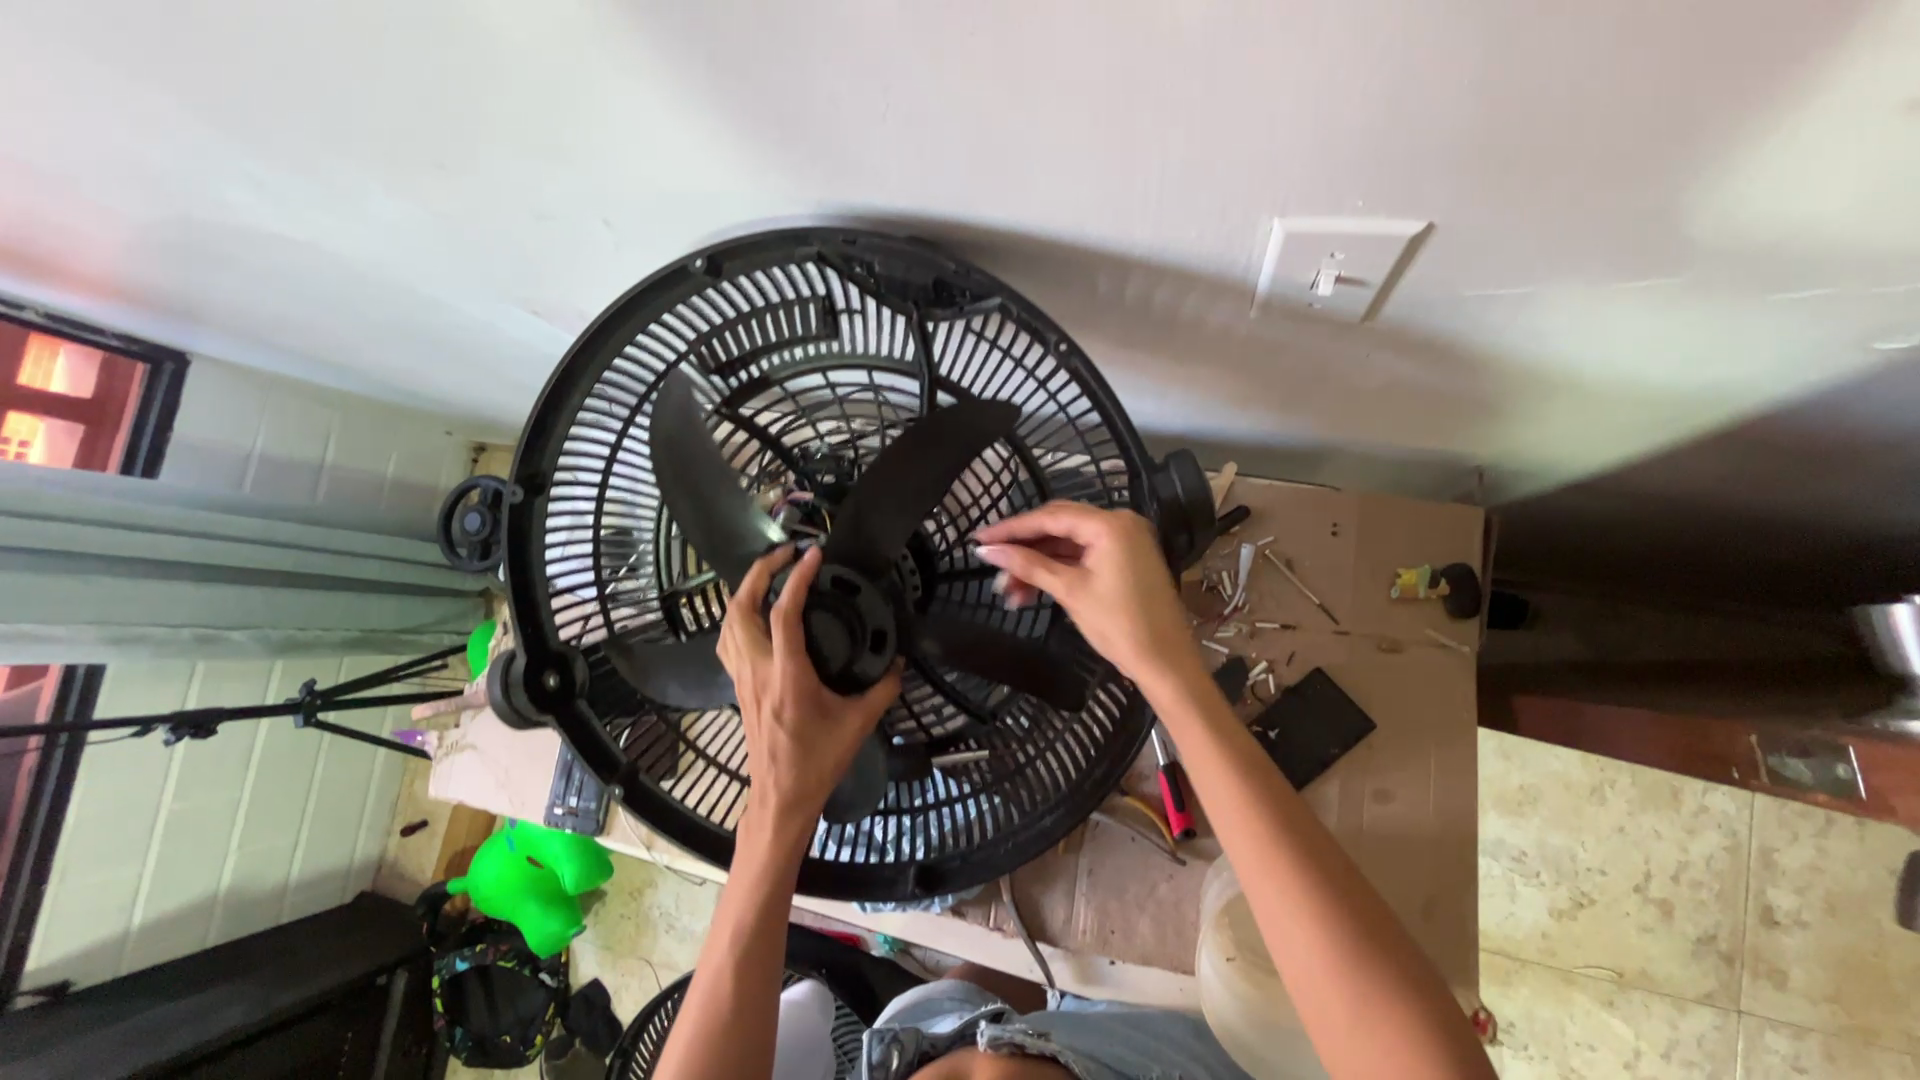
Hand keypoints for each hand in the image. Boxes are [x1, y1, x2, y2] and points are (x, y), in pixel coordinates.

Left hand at [719, 545, 902, 823]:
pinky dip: (737, 616)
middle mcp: (756, 669)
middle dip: (760, 572)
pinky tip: (755, 614)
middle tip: (785, 554)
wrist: (781, 796)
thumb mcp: (859, 723)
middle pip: (741, 606)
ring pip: (728, 621)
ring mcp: (741, 677)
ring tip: (770, 576)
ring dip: (745, 591)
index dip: (797, 578)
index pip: (784, 613)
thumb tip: (898, 660)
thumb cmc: (818, 760)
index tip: (813, 555)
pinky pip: (727, 639)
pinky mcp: (737, 686)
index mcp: (787, 674)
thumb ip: (883, 688)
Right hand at [973, 502, 1198, 686]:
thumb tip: (988, 550)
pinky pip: (1082, 557)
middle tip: (992, 564)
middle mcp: (1118, 523)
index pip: (1050, 517)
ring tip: (1008, 591)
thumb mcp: (1070, 591)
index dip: (1011, 528)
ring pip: (1067, 544)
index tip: (980, 538)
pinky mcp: (1124, 560)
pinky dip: (1057, 571)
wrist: (1166, 662)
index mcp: (1109, 524)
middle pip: (1058, 526)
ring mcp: (1123, 542)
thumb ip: (1029, 565)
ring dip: (1037, 564)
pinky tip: (1030, 592)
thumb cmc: (1120, 624)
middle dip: (1023, 547)